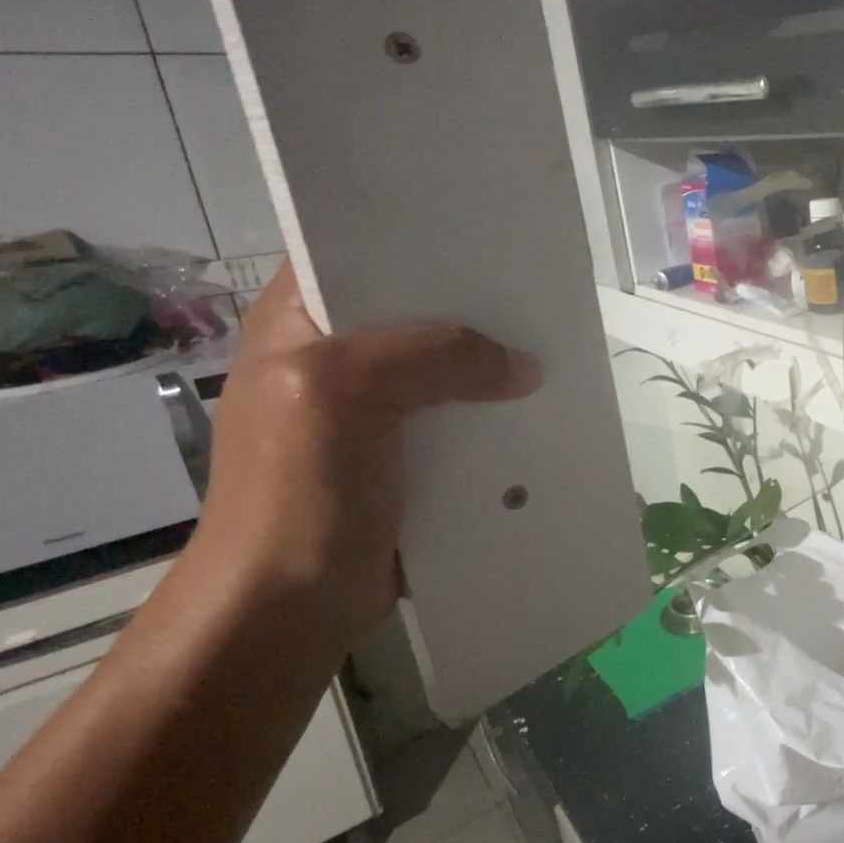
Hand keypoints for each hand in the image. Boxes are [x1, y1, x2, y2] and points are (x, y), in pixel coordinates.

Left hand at [191, 263, 542, 651]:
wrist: (288, 609)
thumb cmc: (297, 492)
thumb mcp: (346, 392)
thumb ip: (436, 355)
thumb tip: (525, 366)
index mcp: (300, 324)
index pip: (359, 251)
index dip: (421, 237)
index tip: (491, 233)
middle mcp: (337, 357)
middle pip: (420, 310)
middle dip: (480, 305)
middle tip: (541, 290)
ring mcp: (375, 410)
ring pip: (450, 365)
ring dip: (496, 364)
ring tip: (555, 346)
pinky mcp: (410, 456)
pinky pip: (465, 417)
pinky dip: (500, 413)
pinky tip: (541, 407)